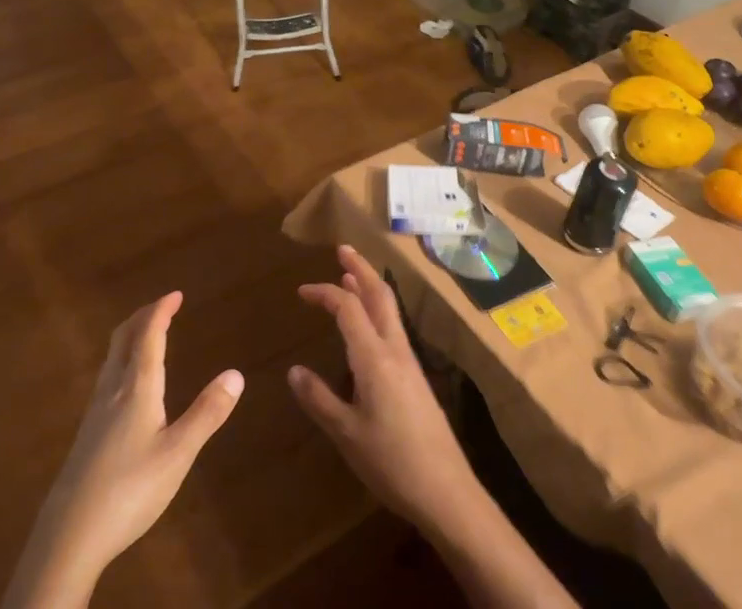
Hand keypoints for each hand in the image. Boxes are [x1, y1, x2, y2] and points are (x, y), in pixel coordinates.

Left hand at [2, 292, 242, 608]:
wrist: (70, 532)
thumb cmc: (130, 490)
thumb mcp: (178, 454)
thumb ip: (207, 414)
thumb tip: (236, 373)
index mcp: (136, 389)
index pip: (148, 337)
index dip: (161, 312)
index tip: (175, 294)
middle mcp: (112, 392)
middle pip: (123, 340)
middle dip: (142, 317)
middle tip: (163, 306)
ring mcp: (94, 412)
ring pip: (111, 359)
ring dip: (130, 337)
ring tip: (148, 335)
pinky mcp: (87, 433)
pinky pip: (107, 379)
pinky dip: (123, 362)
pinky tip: (129, 385)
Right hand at [289, 245, 481, 533]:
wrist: (447, 491)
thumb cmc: (391, 462)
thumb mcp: (346, 433)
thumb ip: (319, 398)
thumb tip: (294, 371)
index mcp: (375, 358)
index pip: (347, 308)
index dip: (324, 293)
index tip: (301, 292)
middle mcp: (396, 351)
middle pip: (380, 296)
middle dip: (360, 270)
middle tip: (342, 249)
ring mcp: (411, 364)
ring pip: (391, 312)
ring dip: (370, 288)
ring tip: (351, 277)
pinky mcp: (417, 380)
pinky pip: (395, 330)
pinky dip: (378, 313)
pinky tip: (369, 327)